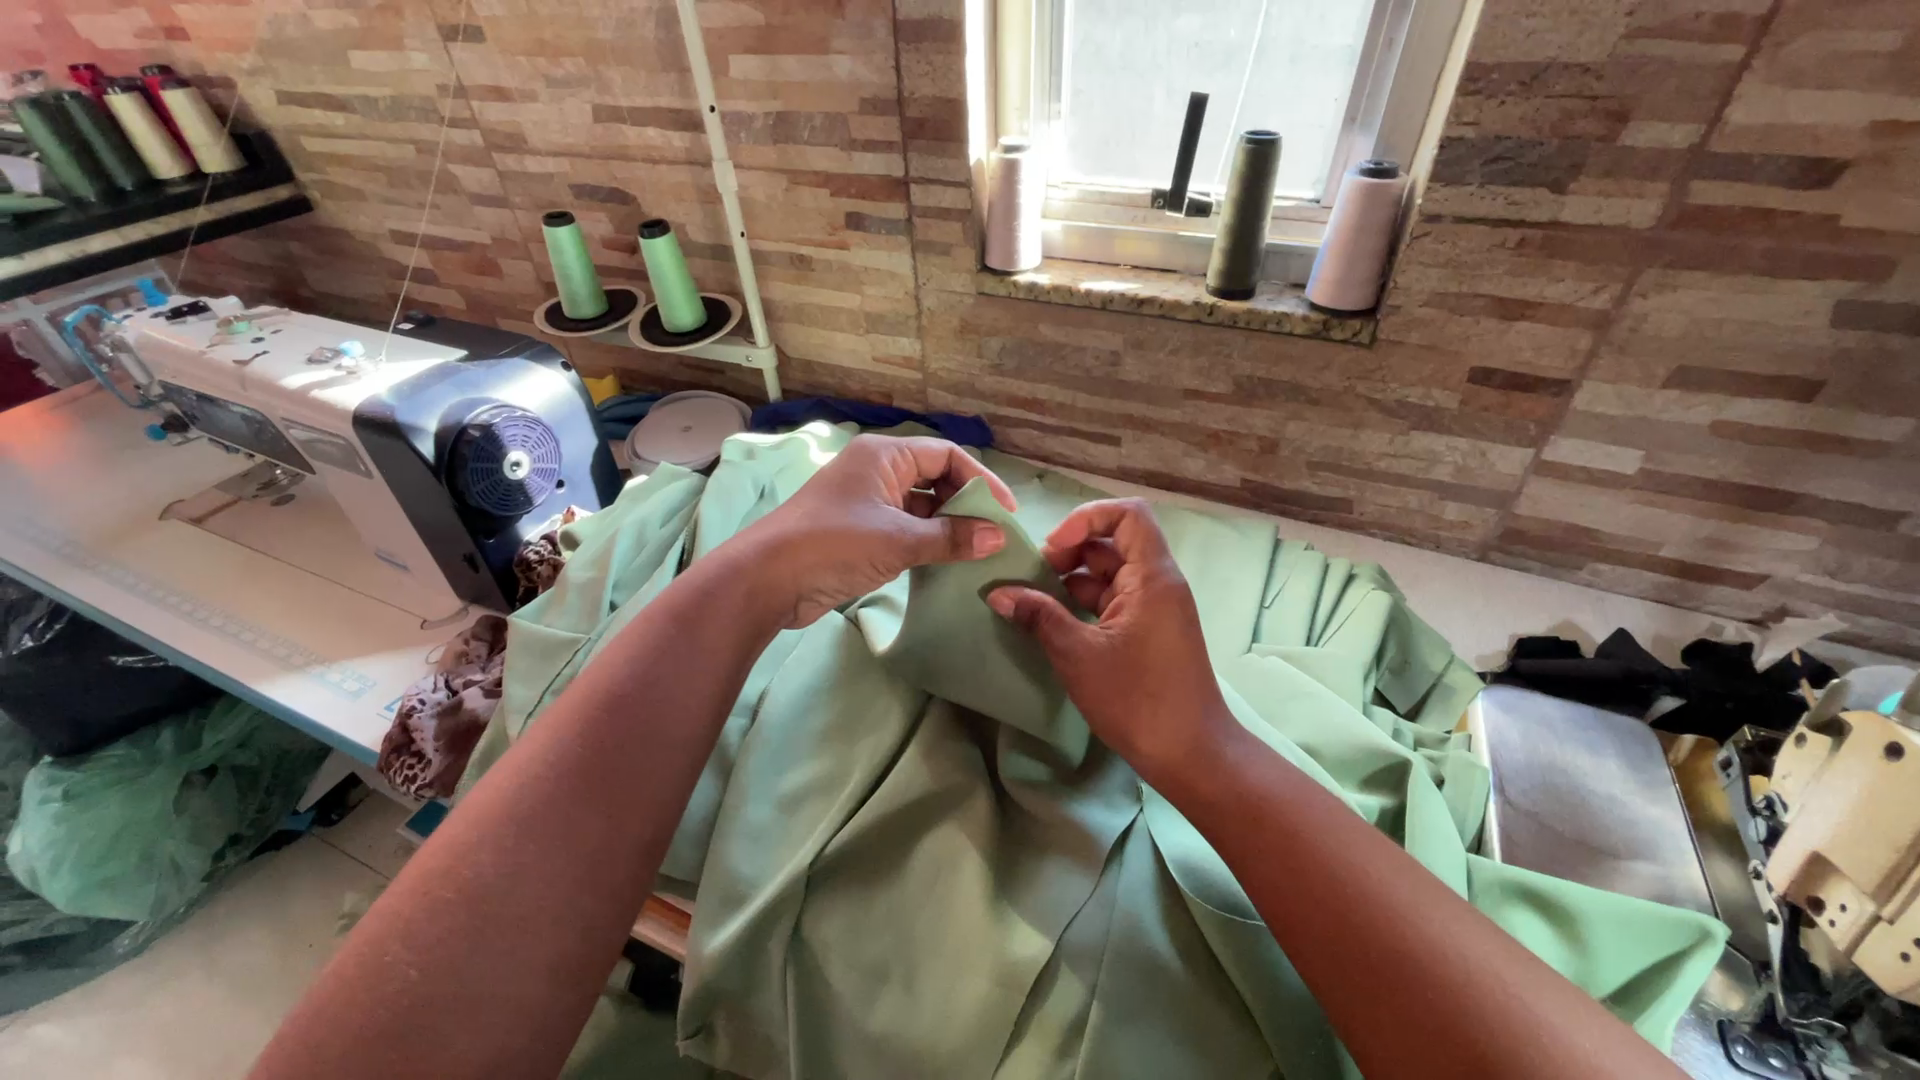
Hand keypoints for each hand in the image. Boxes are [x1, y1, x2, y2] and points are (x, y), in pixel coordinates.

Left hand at [729, 434, 1016, 627]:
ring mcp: (863, 502)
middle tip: (993, 535)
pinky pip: (902, 528)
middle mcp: (874, 471)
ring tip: (976, 551)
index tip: (1006, 513)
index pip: (946, 455)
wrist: (767, 580)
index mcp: (883, 456)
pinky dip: (925, 541)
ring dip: (946, 525)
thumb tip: (997, 537)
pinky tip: (945, 562)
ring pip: (918, 506)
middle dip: (965, 504)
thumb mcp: (900, 541)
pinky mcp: (856, 531)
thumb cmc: (834, 545)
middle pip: (933, 478)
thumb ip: (951, 537)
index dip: (981, 480)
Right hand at [987, 498, 1233, 785]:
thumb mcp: (1078, 655)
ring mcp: (1155, 610)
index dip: (1086, 518)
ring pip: (1110, 574)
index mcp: (1153, 576)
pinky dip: (1083, 604)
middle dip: (1070, 551)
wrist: (1191, 754)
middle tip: (1033, 578)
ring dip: (1072, 580)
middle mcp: (1158, 584)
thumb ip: (1039, 616)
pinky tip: (1052, 622)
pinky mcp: (1149, 633)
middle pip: (1113, 542)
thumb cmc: (1137, 699)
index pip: (1127, 514)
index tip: (1054, 549)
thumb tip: (999, 593)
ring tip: (1033, 600)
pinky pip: (1113, 602)